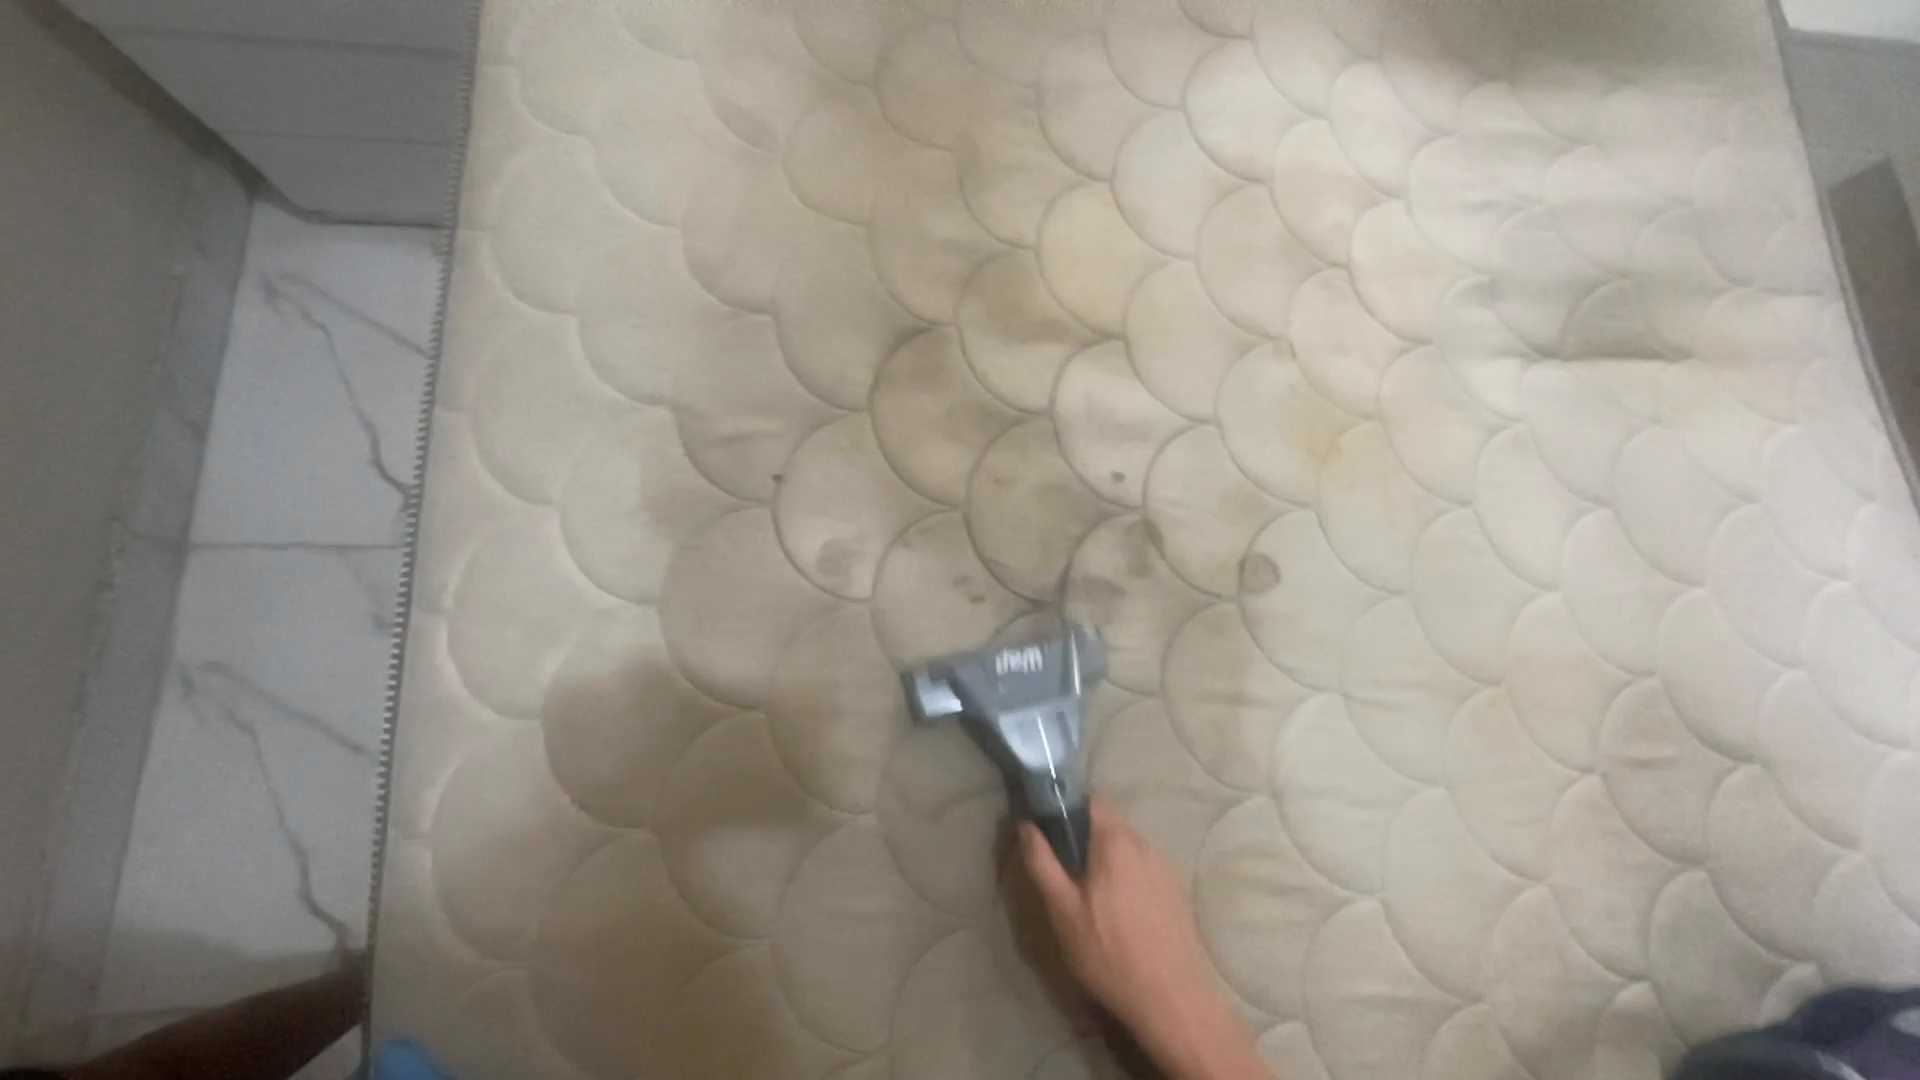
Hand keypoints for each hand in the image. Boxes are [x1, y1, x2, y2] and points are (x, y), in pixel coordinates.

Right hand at [1020, 800, 1271, 1079]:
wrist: (1173, 1001)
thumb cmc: (1109, 953)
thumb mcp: (1062, 911)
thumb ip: (1042, 862)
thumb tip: (1026, 825)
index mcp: (1115, 841)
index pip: (1091, 800)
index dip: (1066, 809)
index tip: (1049, 832)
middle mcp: (1144, 843)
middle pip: (1108, 824)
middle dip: (1084, 840)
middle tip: (1066, 874)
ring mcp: (1166, 867)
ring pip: (1127, 848)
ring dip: (1107, 861)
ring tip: (1092, 899)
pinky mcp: (1178, 891)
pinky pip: (1144, 869)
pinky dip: (1127, 879)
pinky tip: (1121, 915)